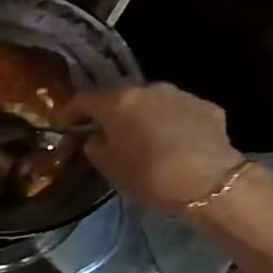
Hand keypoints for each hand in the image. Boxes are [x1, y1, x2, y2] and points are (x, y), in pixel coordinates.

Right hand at [61, 83, 247, 214]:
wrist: (208, 182)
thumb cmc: (148, 175)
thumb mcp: (109, 167)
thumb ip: (95, 146)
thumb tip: (97, 136)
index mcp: (118, 102)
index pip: (84, 100)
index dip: (70, 112)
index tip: (63, 122)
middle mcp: (149, 89)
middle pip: (122, 99)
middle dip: (112, 115)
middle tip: (108, 135)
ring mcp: (180, 94)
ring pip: (152, 104)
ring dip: (143, 118)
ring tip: (144, 141)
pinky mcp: (206, 106)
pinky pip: (178, 114)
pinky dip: (171, 125)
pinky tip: (174, 145)